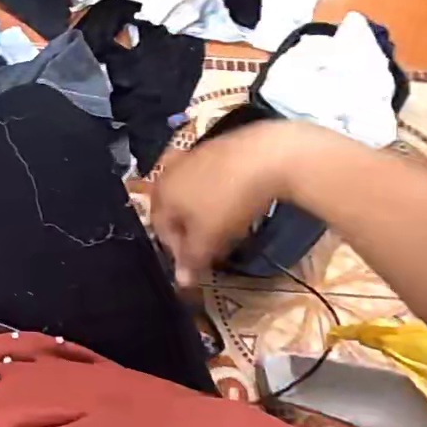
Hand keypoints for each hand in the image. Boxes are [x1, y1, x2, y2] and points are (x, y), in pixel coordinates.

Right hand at [151, 120, 343, 286]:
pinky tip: (239, 199)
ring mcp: (193, 155)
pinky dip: (219, 192)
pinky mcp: (218, 146)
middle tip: (212, 246)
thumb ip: (192, 260)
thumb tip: (180, 281)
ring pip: (193, 192)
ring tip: (228, 225)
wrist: (266, 156)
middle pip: (175, 210)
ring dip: (205, 212)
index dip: (179, 253)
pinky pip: (211, 177)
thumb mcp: (208, 239)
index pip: (161, 231)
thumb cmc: (227, 201)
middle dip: (191, 230)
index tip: (200, 265)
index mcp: (162, 194)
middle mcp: (170, 172)